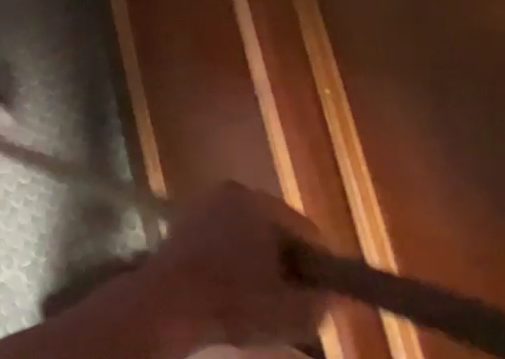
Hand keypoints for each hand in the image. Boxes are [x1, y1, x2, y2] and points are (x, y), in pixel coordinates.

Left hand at [135, 181, 328, 347]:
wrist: (170, 301)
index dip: (323, 268)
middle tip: (294, 296)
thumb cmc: (237, 303)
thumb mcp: (295, 313)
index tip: (323, 296)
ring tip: (263, 294)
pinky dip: (233, 255)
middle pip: (277, 228)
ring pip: (248, 231)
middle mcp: (234, 191)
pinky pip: (223, 235)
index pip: (310, 233)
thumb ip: (324, 301)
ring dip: (260, 257)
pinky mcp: (185, 218)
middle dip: (289, 260)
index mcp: (263, 204)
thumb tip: (334, 294)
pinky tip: (233, 285)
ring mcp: (205, 201)